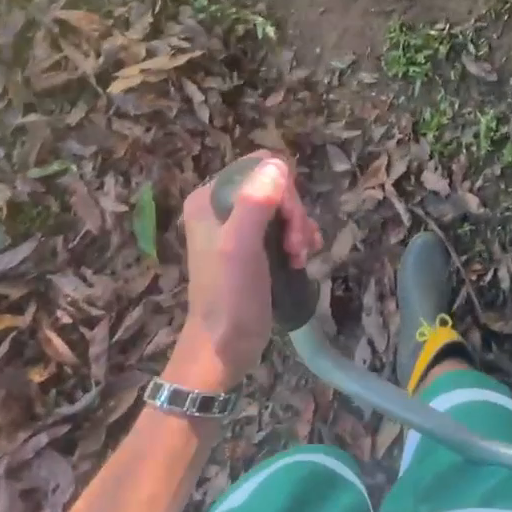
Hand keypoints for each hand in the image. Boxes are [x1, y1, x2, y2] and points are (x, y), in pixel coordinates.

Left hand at [166, 152, 321, 389]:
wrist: (224, 349)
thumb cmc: (229, 297)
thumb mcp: (240, 246)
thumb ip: (255, 202)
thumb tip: (278, 163)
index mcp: (209, 198)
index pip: (259, 166)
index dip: (283, 189)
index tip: (290, 221)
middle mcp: (220, 206)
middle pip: (275, 186)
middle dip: (293, 214)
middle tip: (297, 246)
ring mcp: (236, 227)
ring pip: (284, 206)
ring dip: (299, 228)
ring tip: (300, 256)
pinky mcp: (252, 246)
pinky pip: (284, 225)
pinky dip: (298, 238)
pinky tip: (303, 258)